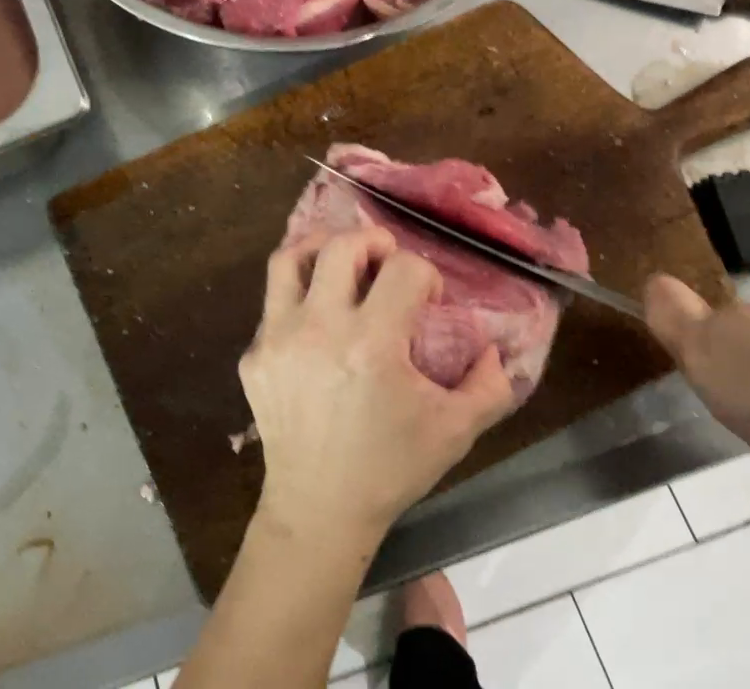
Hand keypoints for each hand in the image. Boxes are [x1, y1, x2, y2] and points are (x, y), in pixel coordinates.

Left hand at [240, 228, 517, 544]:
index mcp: (371, 343)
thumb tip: (496, 350)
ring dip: (320, 250)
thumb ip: (490, 386)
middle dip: (372, 242)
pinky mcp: (253, 357)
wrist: (318, 507)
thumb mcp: (456, 431)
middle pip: (340, 247)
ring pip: (287, 261)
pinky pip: (272, 306)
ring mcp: (277, 340)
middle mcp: (318, 329)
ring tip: (341, 262)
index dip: (424, 274)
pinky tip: (317, 320)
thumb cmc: (391, 468)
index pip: (402, 268)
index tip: (428, 299)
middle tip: (386, 259)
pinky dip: (298, 298)